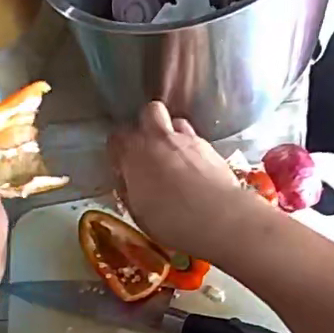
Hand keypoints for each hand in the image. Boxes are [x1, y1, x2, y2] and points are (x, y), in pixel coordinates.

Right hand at [108, 101, 279, 262]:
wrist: (217, 216)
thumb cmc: (169, 220)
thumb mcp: (138, 212)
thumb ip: (130, 190)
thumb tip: (127, 182)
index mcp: (134, 155)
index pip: (116, 137)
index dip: (117, 149)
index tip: (120, 165)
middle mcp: (159, 140)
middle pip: (150, 111)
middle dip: (146, 123)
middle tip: (146, 148)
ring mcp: (188, 140)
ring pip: (176, 121)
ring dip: (171, 134)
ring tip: (172, 156)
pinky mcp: (211, 147)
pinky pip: (195, 139)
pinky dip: (191, 150)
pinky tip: (193, 170)